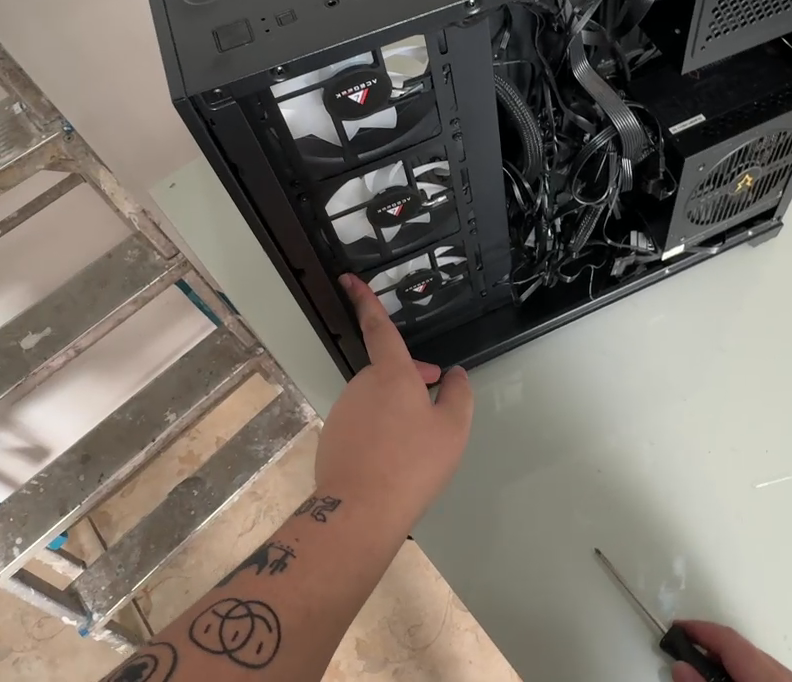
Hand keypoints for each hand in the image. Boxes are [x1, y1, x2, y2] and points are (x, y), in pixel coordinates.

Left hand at [314, 274, 473, 530]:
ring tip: (418, 442)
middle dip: (411, 378)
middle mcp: (362, 385)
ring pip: (377, 399)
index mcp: (391, 374)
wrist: (360, 512)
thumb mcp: (453, 429)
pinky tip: (394, 460)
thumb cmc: (413, 464)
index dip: (365, 300)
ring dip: (397, 407)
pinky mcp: (333, 438)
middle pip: (389, 370)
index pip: (379, 327)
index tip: (348, 278)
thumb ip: (458, 394)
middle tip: (435, 402)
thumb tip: (453, 374)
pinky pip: (364, 424)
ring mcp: (344, 411)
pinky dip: (381, 431)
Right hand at [672, 622, 791, 681]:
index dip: (699, 628)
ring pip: (757, 660)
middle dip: (712, 647)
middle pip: (743, 647)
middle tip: (686, 651)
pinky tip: (733, 679)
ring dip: (729, 661)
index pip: (728, 638)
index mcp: (767, 673)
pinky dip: (747, 671)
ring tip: (707, 670)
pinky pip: (769, 671)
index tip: (677, 626)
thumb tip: (681, 667)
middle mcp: (786, 673)